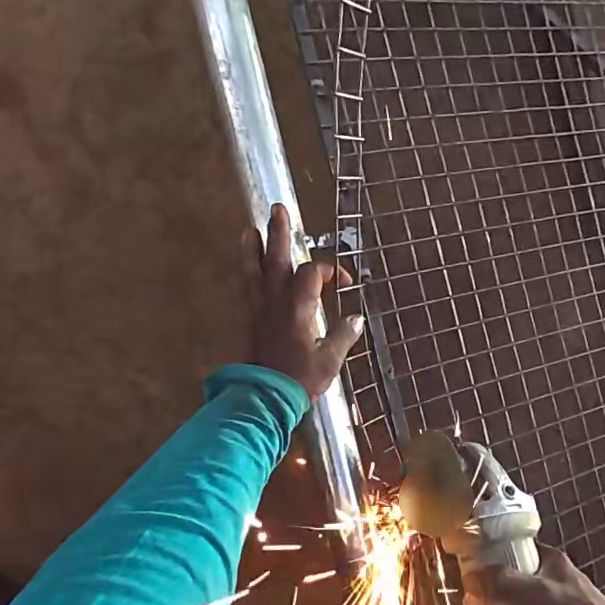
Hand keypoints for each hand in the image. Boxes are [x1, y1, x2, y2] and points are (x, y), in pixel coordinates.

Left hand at [242, 203, 364, 397]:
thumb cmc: (300, 378)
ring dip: (253, 248)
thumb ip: (343, 335)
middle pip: (278, 259)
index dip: (330, 270)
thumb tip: (357, 317)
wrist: (265, 396)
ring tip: (249, 229)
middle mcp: (277, 301)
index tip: (343, 282)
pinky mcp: (252, 319)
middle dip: (279, 233)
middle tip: (278, 208)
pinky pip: (248, 286)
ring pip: (255, 270)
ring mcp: (261, 309)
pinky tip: (247, 263)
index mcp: (299, 307)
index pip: (314, 273)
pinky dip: (247, 270)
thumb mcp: (329, 360)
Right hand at [470, 548, 604, 604]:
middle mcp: (546, 581)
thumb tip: (468, 575)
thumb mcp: (542, 594)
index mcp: (551, 562)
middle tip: (469, 599)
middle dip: (486, 588)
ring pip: (509, 603)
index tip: (468, 563)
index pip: (514, 547)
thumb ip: (505, 582)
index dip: (490, 552)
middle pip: (507, 578)